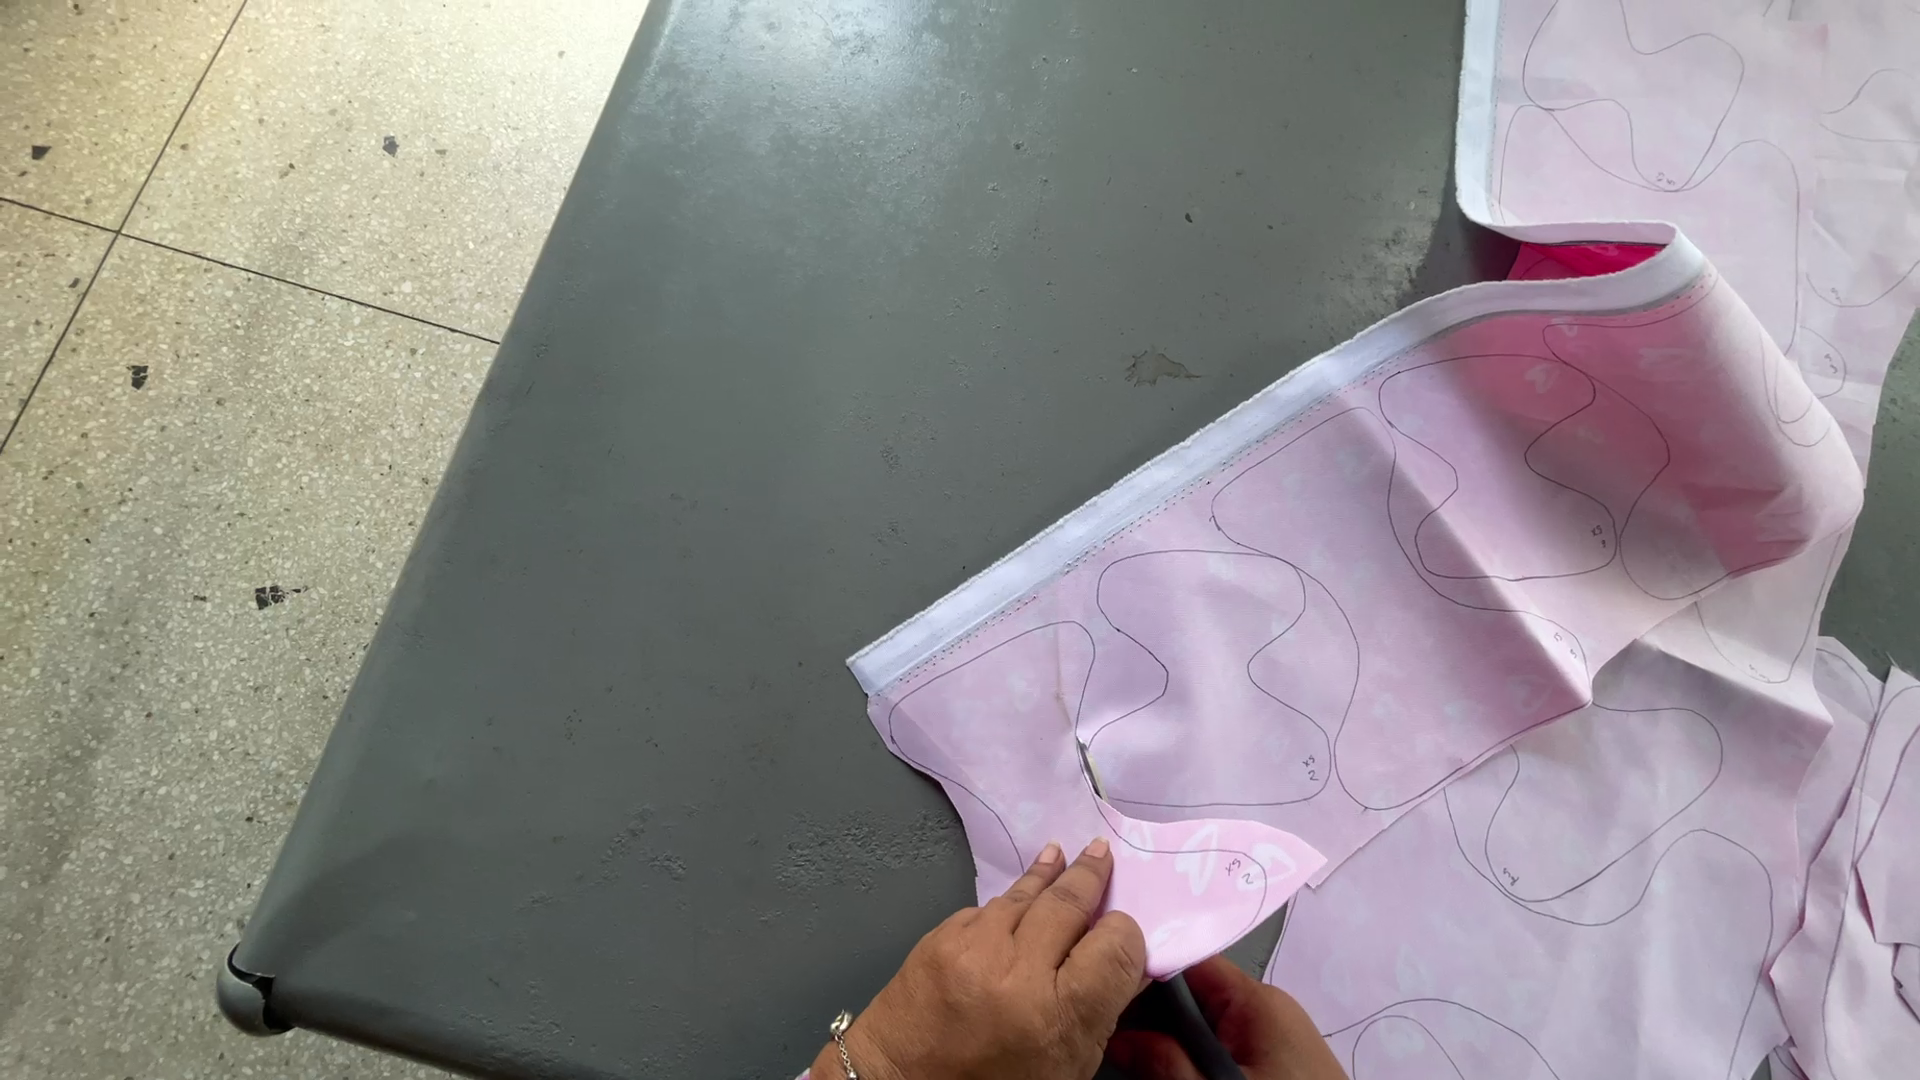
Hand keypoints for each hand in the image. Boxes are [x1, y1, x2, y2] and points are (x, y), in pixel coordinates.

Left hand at [811, 838, 1147, 1079]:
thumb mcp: (1064, 1070)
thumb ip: (1099, 1013)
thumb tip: (1129, 962)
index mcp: (1057, 1015)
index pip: (1114, 948)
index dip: (1126, 934)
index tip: (1124, 928)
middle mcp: (1017, 970)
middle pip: (1068, 904)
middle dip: (1089, 876)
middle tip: (1101, 851)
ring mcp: (975, 946)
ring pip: (1025, 895)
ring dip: (1049, 872)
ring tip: (1065, 852)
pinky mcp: (943, 933)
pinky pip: (988, 908)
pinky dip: (1009, 903)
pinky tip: (1021, 892)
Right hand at [1105, 956, 1347, 1079]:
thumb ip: (1165, 1064)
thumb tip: (1113, 1033)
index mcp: (1256, 1000)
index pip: (1187, 958)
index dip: (1144, 964)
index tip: (1105, 979)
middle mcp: (1268, 1006)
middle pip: (1194, 990)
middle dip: (1155, 1010)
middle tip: (1113, 1027)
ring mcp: (1278, 1034)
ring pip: (1209, 1020)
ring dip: (1176, 1037)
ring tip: (1136, 1050)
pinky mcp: (1283, 1061)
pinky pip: (1229, 1041)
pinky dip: (1202, 1051)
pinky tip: (1176, 1067)